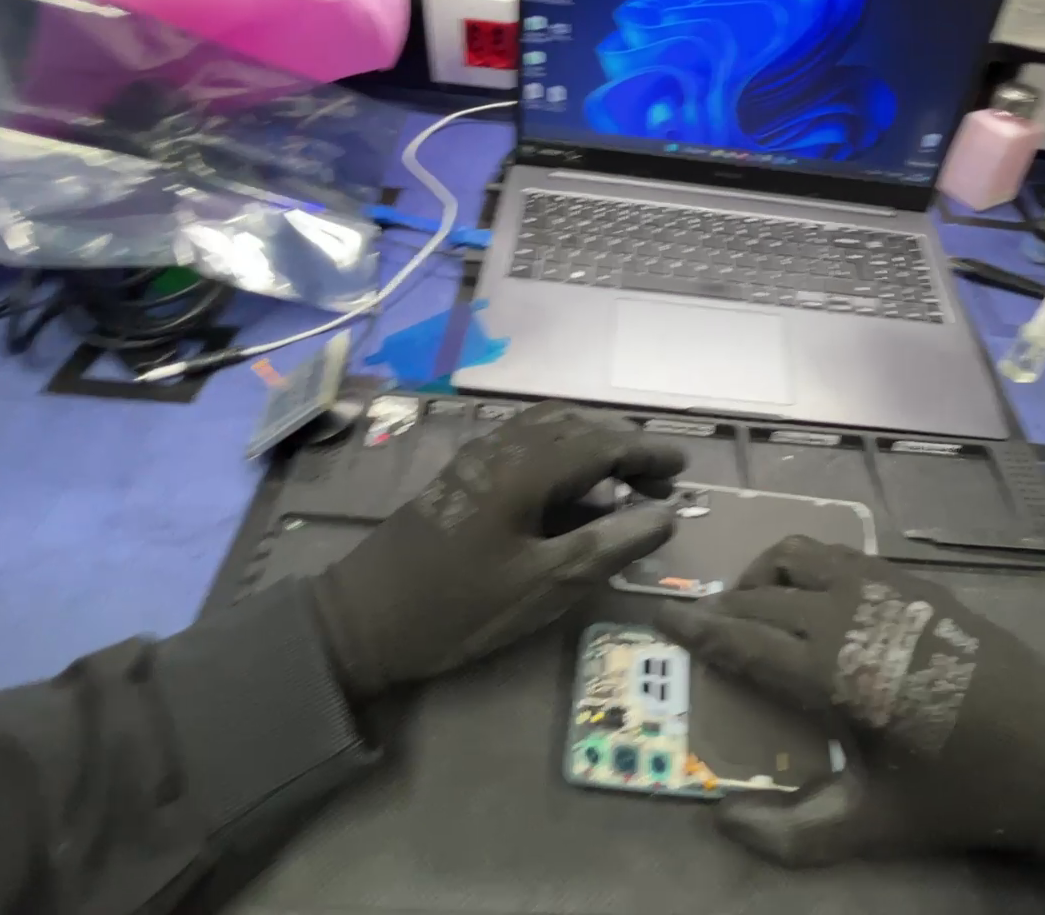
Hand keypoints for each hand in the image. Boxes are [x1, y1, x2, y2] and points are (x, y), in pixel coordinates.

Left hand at [312, 401, 685, 699]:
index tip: (684, 468)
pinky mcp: (465, 472)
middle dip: (625, 447)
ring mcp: (479, 455)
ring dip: (594, 444)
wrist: (360, 619)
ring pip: (551, 428)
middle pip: (578, 426)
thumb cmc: (456, 608)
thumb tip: (664, 516)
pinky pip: (527, 441)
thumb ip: (608, 545)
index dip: (648, 453)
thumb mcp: (543, 586)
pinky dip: (564, 451)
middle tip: (659, 483)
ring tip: (625, 480)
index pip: (602, 443)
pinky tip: (572, 484)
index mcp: (524, 468)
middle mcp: (503, 446)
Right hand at [657, 538, 1044, 903]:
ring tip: (754, 610)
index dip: (693, 628)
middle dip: (720, 607)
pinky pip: (836, 554)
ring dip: (761, 576)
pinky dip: (803, 566)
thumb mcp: (877, 826)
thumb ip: (792, 835)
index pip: (741, 640)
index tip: (658, 616)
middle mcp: (849, 615)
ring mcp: (882, 586)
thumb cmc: (967, 793)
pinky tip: (812, 602)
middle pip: (758, 595)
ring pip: (795, 555)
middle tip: (701, 628)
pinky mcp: (909, 578)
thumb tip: (722, 821)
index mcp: (834, 674)